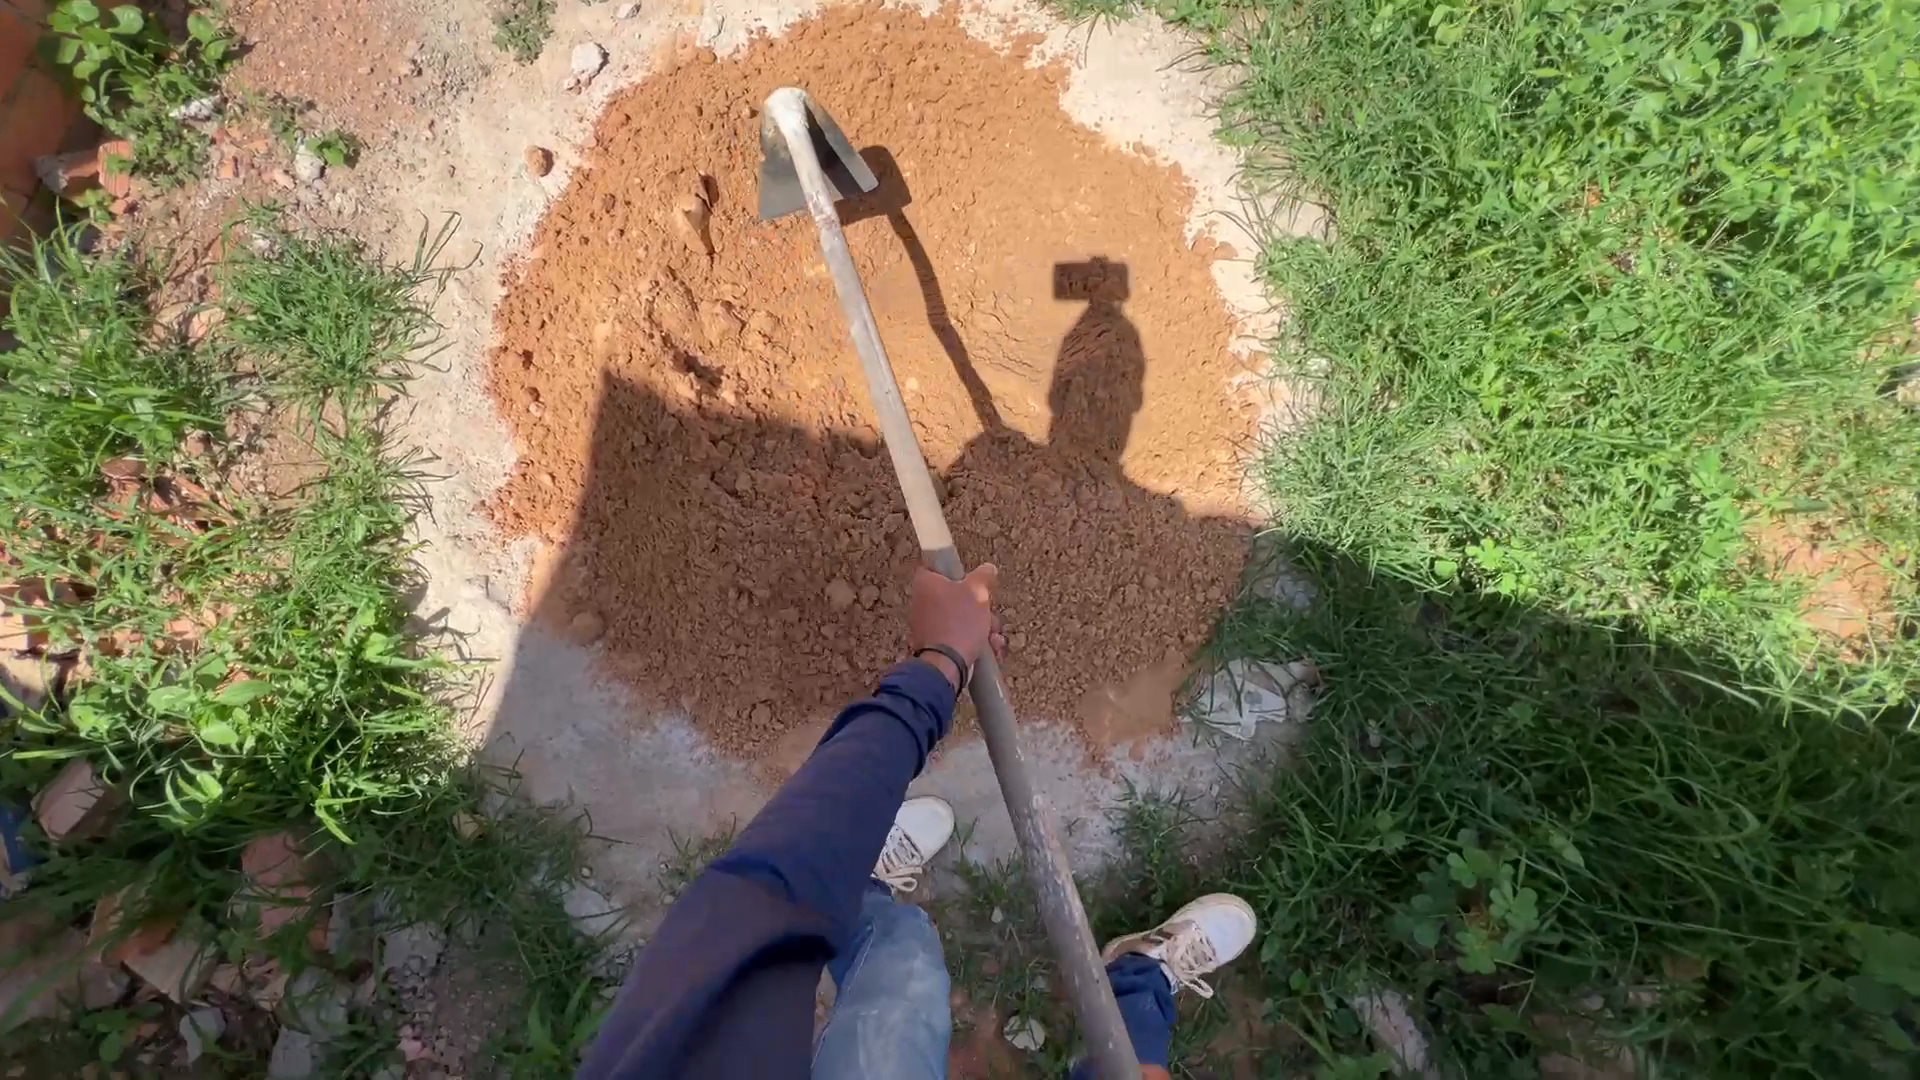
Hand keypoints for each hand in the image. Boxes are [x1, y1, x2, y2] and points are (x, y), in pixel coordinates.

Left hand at [908, 564, 1000, 686]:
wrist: (946, 664)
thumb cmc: (959, 622)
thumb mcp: (977, 592)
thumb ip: (983, 576)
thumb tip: (989, 568)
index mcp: (925, 583)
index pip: (937, 567)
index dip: (956, 572)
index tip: (972, 581)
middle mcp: (922, 602)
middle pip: (957, 596)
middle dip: (981, 608)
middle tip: (989, 615)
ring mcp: (929, 625)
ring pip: (963, 618)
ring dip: (983, 627)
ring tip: (993, 637)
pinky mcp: (936, 644)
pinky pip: (960, 636)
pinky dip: (976, 641)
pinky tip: (990, 648)